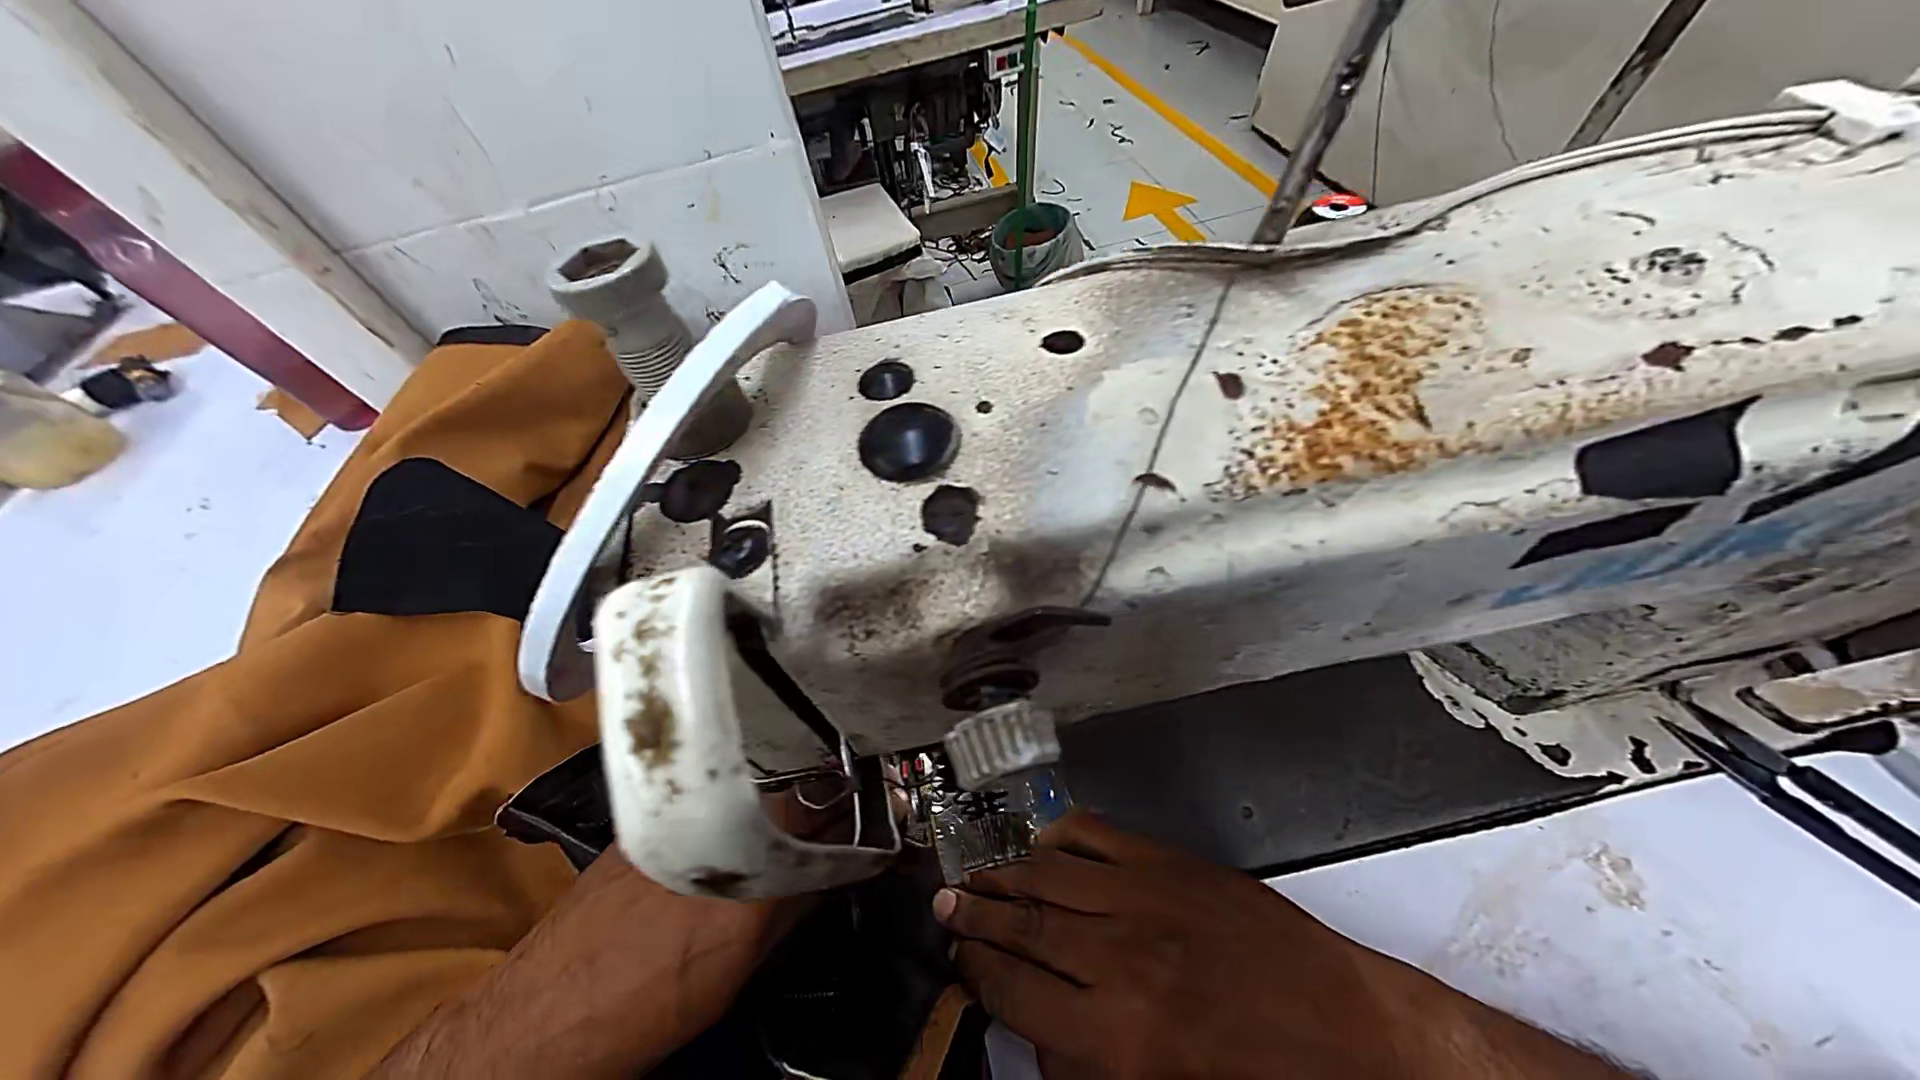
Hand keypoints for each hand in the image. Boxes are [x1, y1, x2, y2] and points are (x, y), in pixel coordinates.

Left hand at [372, 794, 827, 1078]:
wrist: (548, 1015)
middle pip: (789, 777)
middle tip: (834, 813)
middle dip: (820, 790)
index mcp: (749, 851)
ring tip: (787, 820)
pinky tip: (731, 827)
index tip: (869, 814)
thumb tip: (842, 867)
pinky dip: (734, 799)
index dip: (854, 806)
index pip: (825, 802)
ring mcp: (675, 804)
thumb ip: (798, 899)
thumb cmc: (655, 998)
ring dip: (780, 790)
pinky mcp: (644, 812)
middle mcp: (713, 811)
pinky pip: (709, 788)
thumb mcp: (745, 960)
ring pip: (749, 777)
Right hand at [934, 811, 1628, 1079]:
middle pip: (1022, 925)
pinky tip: (1038, 841)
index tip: (955, 956)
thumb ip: (1087, 1068)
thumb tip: (1034, 1032)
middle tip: (942, 902)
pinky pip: (1096, 835)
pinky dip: (1060, 835)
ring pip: (1048, 874)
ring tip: (972, 871)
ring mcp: (1143, 898)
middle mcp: (1118, 958)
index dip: (976, 972)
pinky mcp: (1168, 862)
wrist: (1350, 1029)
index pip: (1015, 993)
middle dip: (974, 914)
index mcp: (1116, 1035)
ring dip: (1003, 872)